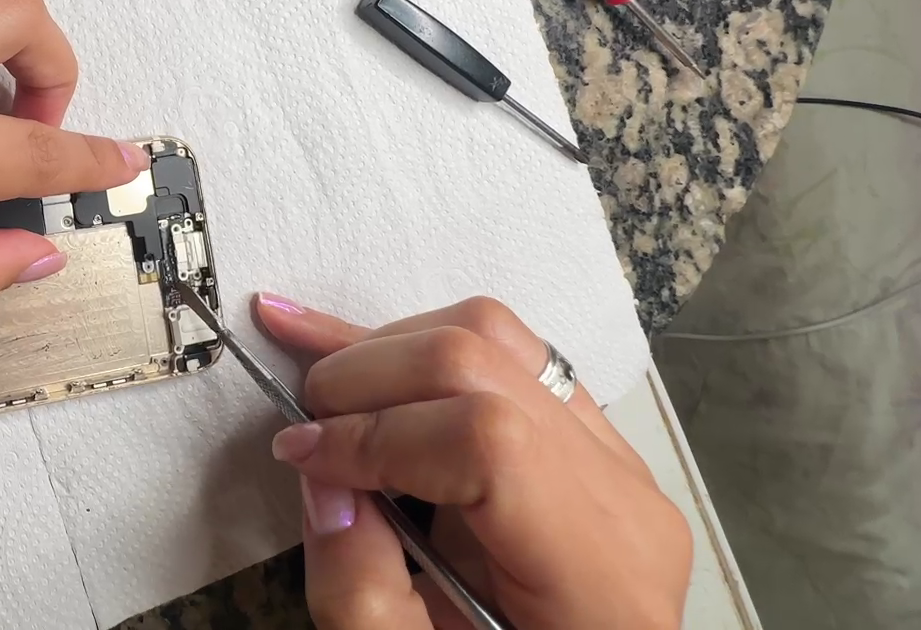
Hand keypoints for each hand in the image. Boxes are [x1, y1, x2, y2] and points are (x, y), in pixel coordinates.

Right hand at [257, 294, 690, 629]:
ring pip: (480, 330)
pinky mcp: (566, 419)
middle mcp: (617, 491)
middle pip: (474, 362)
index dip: (376, 434)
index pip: (487, 440)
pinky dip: (395, 335)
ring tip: (314, 390)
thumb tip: (319, 478)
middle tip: (306, 432)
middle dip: (361, 379)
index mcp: (601, 575)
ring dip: (375, 350)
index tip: (302, 460)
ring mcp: (601, 444)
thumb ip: (358, 592)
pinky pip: (487, 342)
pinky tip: (318, 328)